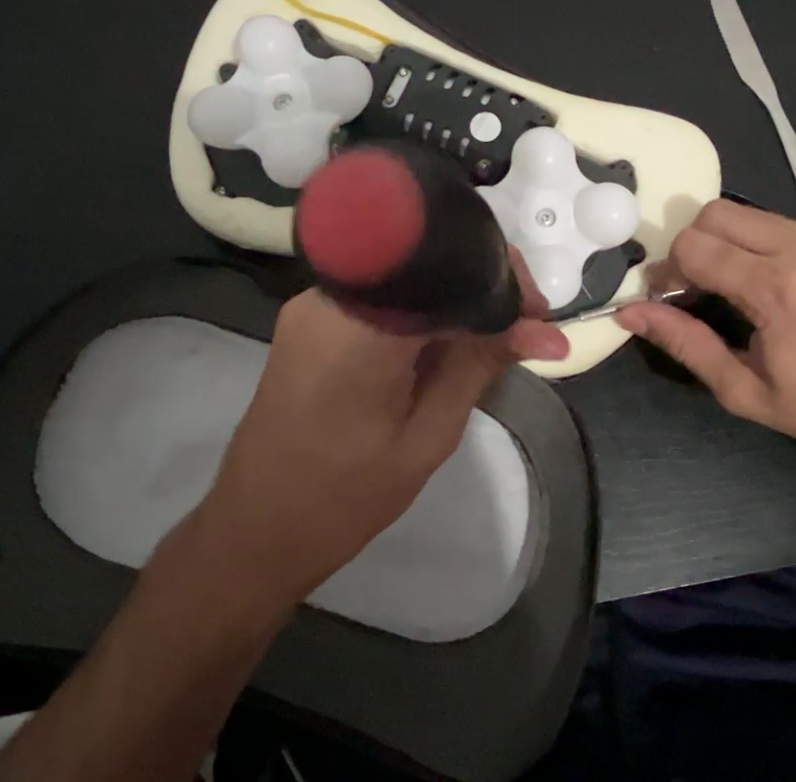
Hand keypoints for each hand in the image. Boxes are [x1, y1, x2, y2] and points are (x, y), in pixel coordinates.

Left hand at [184, 259, 567, 616]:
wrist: (254, 530)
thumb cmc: (343, 498)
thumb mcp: (428, 438)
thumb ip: (478, 367)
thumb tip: (537, 328)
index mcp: (360, 325)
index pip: (448, 269)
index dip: (503, 282)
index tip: (541, 315)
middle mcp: (330, 297)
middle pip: (425, 264)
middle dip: (481, 286)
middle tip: (526, 329)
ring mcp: (312, 305)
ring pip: (404, 280)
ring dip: (451, 302)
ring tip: (495, 341)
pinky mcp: (308, 321)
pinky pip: (379, 299)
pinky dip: (420, 314)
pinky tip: (447, 345)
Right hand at [616, 200, 795, 488]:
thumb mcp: (743, 390)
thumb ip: (685, 343)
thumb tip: (630, 313)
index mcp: (776, 288)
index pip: (695, 246)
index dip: (666, 271)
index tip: (663, 300)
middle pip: (716, 213)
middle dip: (689, 245)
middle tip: (688, 290)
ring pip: (747, 212)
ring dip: (721, 241)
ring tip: (722, 288)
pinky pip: (779, 225)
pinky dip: (753, 243)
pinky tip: (758, 285)